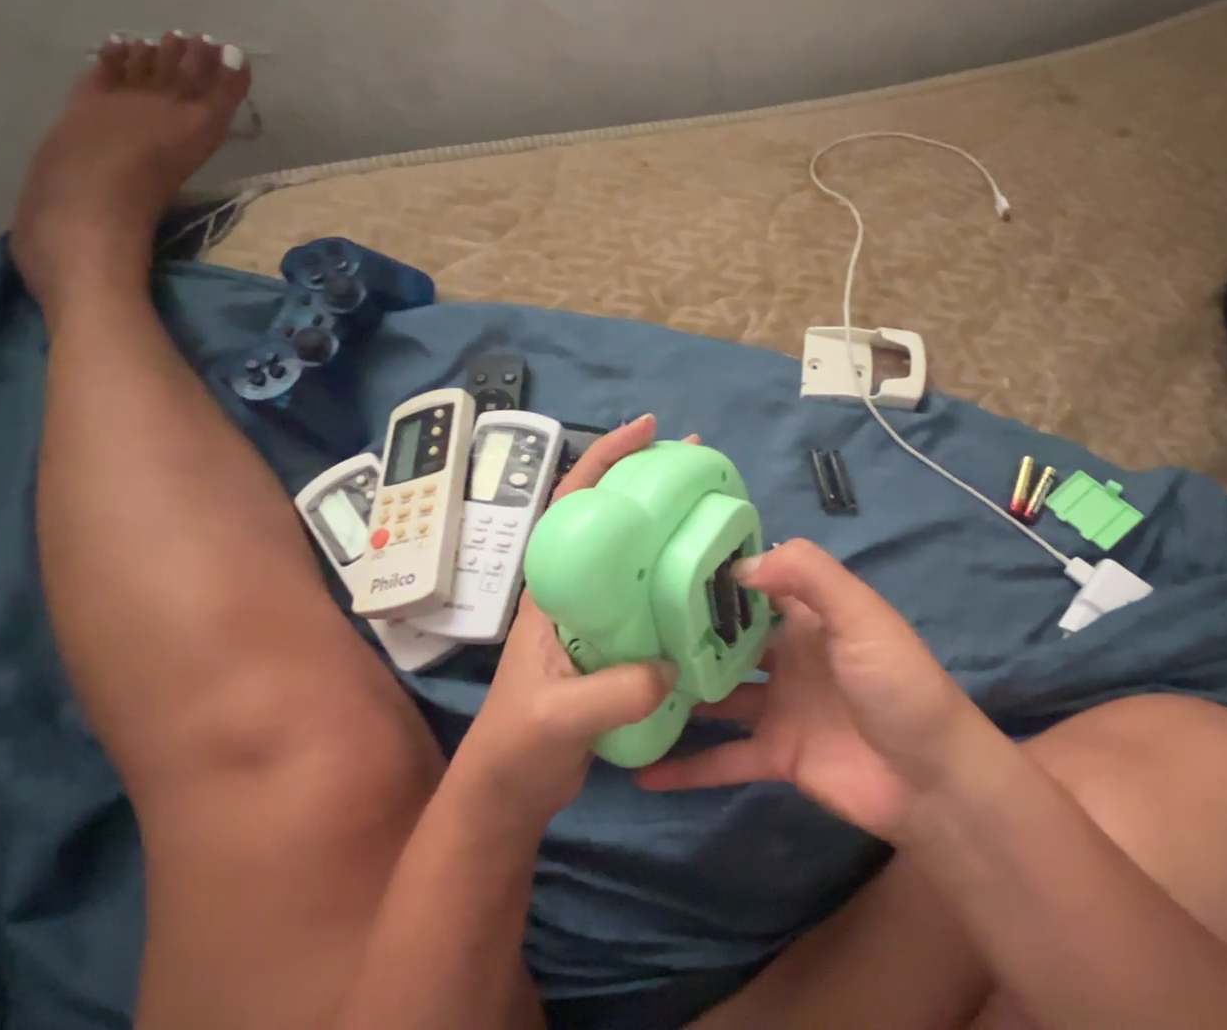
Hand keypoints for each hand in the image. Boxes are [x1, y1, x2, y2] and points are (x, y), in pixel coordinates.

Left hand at [453, 415, 685, 819]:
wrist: (510, 795)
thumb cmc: (517, 749)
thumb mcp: (558, 719)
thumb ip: (611, 694)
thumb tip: (671, 666)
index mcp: (552, 593)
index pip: (571, 509)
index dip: (602, 462)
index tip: (644, 430)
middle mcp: (575, 596)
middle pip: (612, 524)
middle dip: (648, 484)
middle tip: (699, 463)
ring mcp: (597, 623)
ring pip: (637, 563)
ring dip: (671, 532)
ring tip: (717, 513)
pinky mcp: (617, 652)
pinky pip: (653, 604)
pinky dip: (681, 585)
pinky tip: (713, 585)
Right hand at [636, 540, 988, 839]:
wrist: (933, 781)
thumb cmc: (898, 685)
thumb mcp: (860, 616)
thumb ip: (807, 577)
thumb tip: (738, 566)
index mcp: (814, 616)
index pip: (758, 584)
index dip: (715, 575)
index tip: (656, 566)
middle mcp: (792, 656)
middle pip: (729, 640)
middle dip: (684, 634)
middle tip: (621, 629)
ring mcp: (782, 707)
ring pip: (719, 697)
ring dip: (678, 695)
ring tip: (620, 689)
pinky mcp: (778, 756)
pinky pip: (724, 760)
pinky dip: (687, 767)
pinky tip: (641, 770)